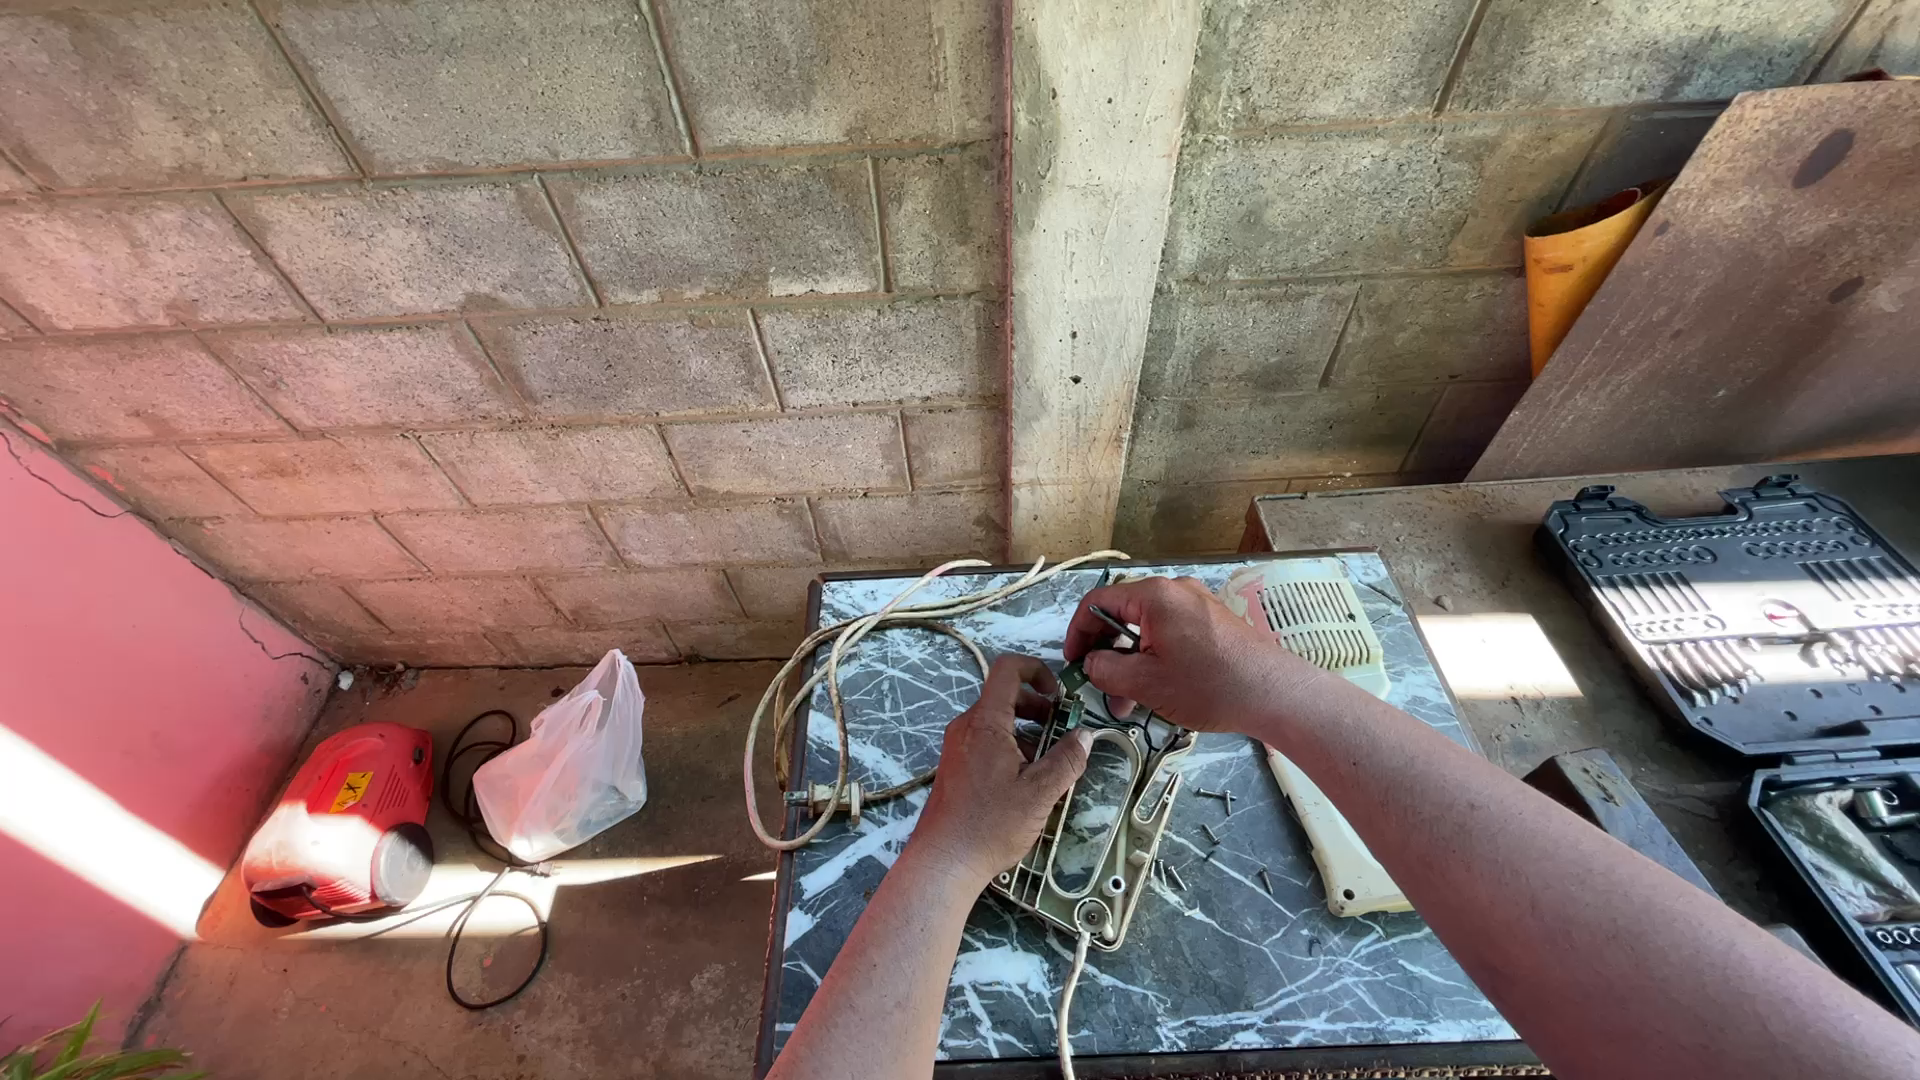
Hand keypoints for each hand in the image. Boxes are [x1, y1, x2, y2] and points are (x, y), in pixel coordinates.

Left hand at [906, 655, 1092, 886]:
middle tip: (1061, 732)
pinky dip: (1009, 747)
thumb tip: (1085, 735)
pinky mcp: (955, 765)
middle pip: (1004, 696)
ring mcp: (957, 746)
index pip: (1007, 670)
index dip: (1036, 670)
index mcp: (985, 723)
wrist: (943, 861)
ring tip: (1048, 761)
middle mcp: (966, 727)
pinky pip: (985, 741)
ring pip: (996, 722)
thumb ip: (1066, 760)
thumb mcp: (1039, 793)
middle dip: (1037, 708)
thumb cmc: (989, 825)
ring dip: (1026, 731)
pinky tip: (1025, 780)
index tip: (1057, 695)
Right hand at [1063, 575, 1326, 733]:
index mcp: (1154, 595)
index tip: (1072, 662)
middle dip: (1106, 652)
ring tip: (1128, 701)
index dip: (1077, 632)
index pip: (1097, 601)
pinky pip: (1170, 633)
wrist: (1276, 695)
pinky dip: (1154, 657)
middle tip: (1100, 686)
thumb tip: (1092, 663)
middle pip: (1122, 613)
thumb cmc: (1208, 686)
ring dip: (1130, 660)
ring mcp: (1197, 604)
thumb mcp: (1145, 683)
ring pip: (1146, 628)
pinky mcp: (1213, 622)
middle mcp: (1175, 590)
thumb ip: (1105, 669)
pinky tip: (1156, 688)